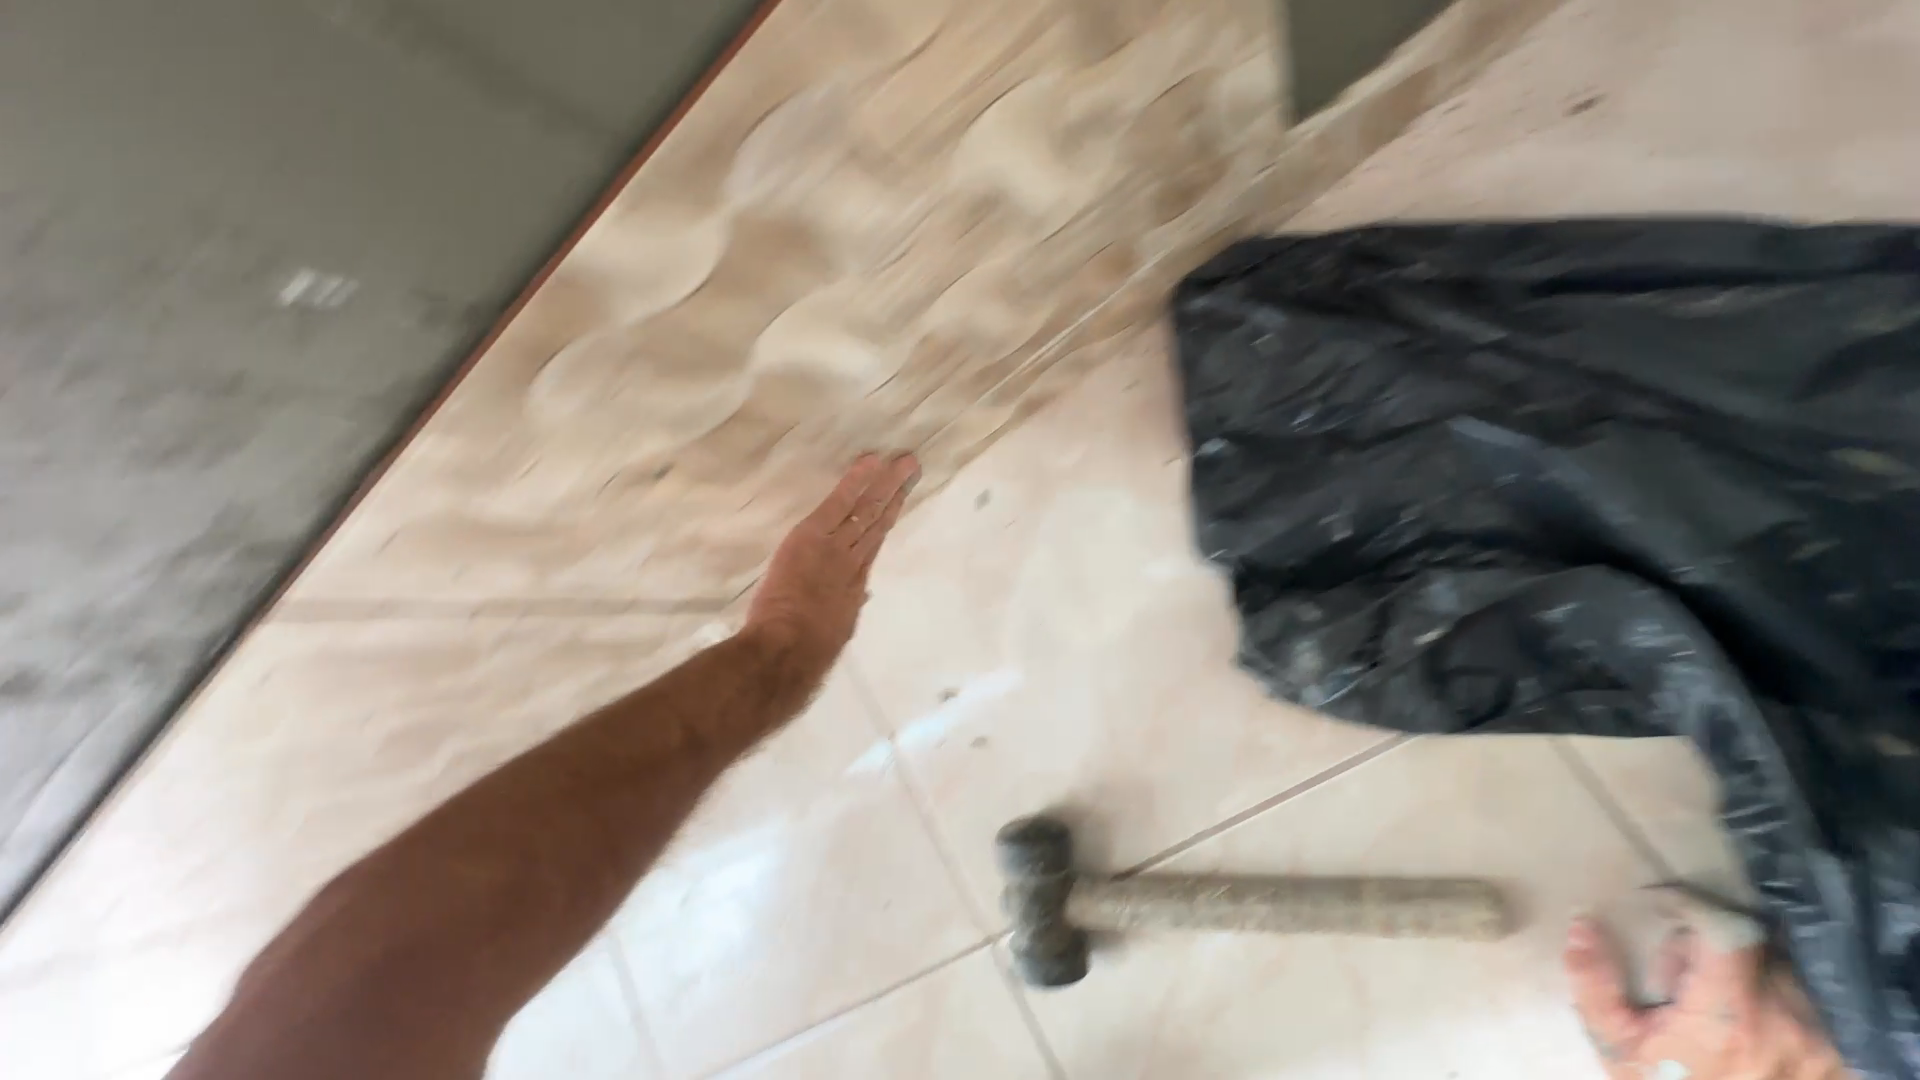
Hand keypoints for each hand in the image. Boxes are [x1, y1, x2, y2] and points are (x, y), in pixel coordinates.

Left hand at [745, 452, 919, 670]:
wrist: (788, 649)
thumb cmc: (808, 650)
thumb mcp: (838, 629)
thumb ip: (848, 606)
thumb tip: (860, 595)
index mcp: (855, 584)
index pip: (874, 544)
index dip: (887, 521)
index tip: (898, 503)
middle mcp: (853, 561)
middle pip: (878, 522)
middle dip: (895, 494)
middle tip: (911, 469)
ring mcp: (837, 546)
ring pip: (867, 509)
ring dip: (885, 482)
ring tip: (903, 460)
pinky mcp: (815, 536)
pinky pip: (839, 503)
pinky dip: (855, 481)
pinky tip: (870, 461)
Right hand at [1567, 887, 1848, 1079]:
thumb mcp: (1612, 1042)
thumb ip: (1592, 982)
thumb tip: (1581, 922)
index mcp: (1728, 1016)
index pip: (1730, 932)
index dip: (1691, 902)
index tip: (1659, 901)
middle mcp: (1787, 1023)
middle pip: (1754, 945)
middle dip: (1707, 943)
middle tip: (1674, 968)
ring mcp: (1821, 1044)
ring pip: (1782, 970)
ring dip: (1740, 968)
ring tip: (1705, 999)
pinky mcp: (1838, 1060)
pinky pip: (1803, 1001)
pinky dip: (1768, 995)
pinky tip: (1740, 1020)